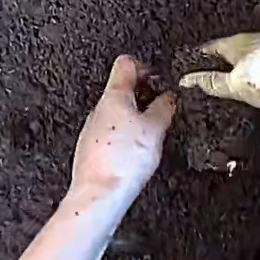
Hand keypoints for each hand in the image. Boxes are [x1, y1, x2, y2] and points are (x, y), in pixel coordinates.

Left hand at [70, 56, 175, 204]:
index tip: (157, 79)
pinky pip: (110, 130)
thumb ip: (164, 107)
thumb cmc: (123, 162)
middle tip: (160, 106)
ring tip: (150, 131)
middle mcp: (99, 108)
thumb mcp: (156, 129)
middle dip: (143, 94)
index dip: (145, 67)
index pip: (126, 63)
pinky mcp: (91, 147)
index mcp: (114, 96)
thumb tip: (169, 97)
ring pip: (116, 110)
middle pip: (121, 87)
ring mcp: (92, 128)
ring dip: (134, 114)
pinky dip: (124, 133)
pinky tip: (135, 149)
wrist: (99, 195)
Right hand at [178, 32, 259, 134]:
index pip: (212, 47)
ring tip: (242, 74)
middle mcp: (256, 37)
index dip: (202, 57)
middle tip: (216, 70)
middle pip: (234, 47)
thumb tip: (187, 79)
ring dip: (247, 60)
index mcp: (237, 42)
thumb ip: (211, 82)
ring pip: (254, 50)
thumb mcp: (234, 86)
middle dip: (225, 57)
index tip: (195, 65)